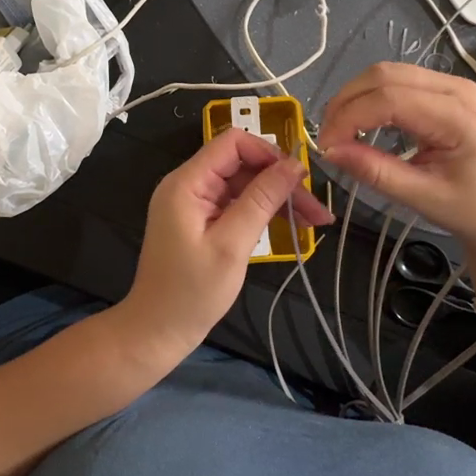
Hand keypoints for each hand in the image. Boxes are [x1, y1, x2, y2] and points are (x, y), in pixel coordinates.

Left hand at [119, 129, 333, 356]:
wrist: (156, 332)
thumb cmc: (191, 293)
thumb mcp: (231, 245)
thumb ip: (261, 200)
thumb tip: (294, 164)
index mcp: (187, 182)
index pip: (232, 143)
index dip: (269, 153)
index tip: (300, 178)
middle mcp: (188, 184)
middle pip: (242, 164)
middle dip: (280, 181)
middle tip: (318, 212)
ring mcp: (195, 203)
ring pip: (244, 184)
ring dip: (278, 199)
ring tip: (316, 221)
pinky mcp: (202, 220)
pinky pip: (237, 203)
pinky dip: (263, 212)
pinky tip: (292, 226)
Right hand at [316, 62, 475, 238]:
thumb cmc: (467, 208)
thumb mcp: (420, 197)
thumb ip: (376, 171)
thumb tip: (329, 152)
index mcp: (459, 117)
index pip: (390, 99)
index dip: (350, 117)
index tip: (325, 147)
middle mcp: (456, 88)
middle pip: (384, 75)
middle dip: (346, 102)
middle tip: (326, 138)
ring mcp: (450, 83)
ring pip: (385, 72)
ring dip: (354, 96)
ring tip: (338, 130)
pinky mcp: (440, 87)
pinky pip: (395, 78)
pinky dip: (368, 96)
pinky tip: (358, 120)